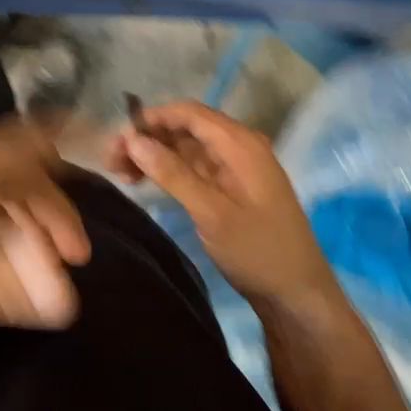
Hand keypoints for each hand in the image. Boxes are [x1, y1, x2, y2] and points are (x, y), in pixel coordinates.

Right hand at [106, 101, 337, 307]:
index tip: (119, 137)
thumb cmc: (258, 251)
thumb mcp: (211, 213)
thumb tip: (132, 139)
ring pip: (185, 146)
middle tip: (112, 160)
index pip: (188, 112)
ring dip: (154, 154)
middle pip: (184, 127)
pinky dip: (168, 169)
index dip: (151, 118)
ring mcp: (235, 167)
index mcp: (240, 143)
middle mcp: (239, 146)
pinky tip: (145, 181)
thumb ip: (172, 173)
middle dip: (147, 138)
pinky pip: (193, 165)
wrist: (298, 298)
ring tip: (122, 173)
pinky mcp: (230, 186)